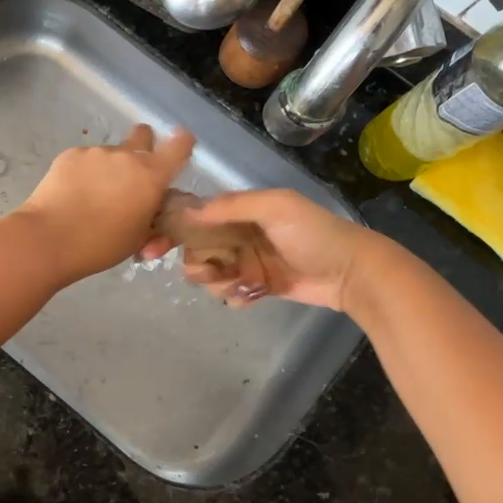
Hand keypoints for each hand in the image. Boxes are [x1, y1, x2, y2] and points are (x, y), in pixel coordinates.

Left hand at [12, 124, 195, 282]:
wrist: (49, 239)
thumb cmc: (101, 246)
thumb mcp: (139, 239)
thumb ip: (154, 221)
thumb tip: (154, 214)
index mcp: (152, 176)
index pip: (181, 144)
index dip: (182, 145)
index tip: (175, 156)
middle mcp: (127, 155)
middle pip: (143, 134)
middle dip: (142, 148)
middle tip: (130, 177)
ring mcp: (96, 152)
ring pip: (110, 153)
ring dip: (108, 169)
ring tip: (91, 198)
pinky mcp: (69, 154)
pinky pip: (85, 159)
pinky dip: (83, 173)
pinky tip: (71, 195)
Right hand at [144, 188, 375, 310]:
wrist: (352, 272)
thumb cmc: (314, 233)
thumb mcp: (275, 208)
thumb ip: (231, 207)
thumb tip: (187, 211)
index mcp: (238, 210)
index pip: (193, 215)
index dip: (169, 228)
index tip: (151, 247)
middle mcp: (236, 234)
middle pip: (194, 249)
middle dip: (195, 262)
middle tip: (205, 274)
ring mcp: (246, 262)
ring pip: (209, 274)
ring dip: (217, 281)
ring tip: (240, 284)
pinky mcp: (256, 286)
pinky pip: (229, 293)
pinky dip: (235, 295)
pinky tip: (253, 294)